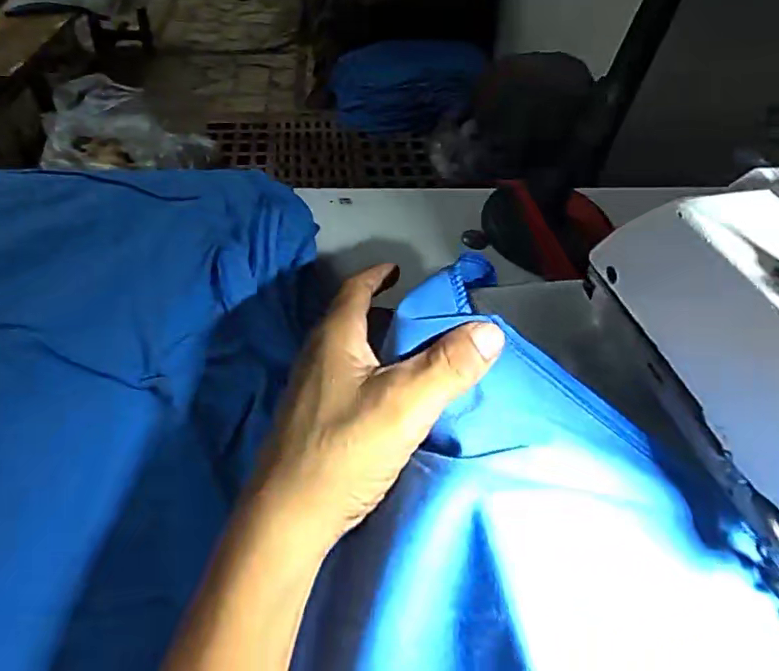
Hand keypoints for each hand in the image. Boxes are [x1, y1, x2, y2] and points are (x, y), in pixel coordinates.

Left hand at [247, 264, 505, 550]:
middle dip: (384, 311)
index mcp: (333, 338)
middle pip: (351, 319)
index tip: (397, 269)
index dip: (376, 275)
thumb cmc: (343, 448)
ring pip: (349, 350)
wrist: (290, 509)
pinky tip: (388, 397)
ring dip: (377, 343)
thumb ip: (446, 367)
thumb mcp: (405, 404)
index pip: (354, 290)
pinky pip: (345, 376)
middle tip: (418, 317)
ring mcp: (310, 385)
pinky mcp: (311, 415)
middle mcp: (316, 353)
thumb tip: (488, 328)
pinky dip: (370, 371)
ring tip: (412, 355)